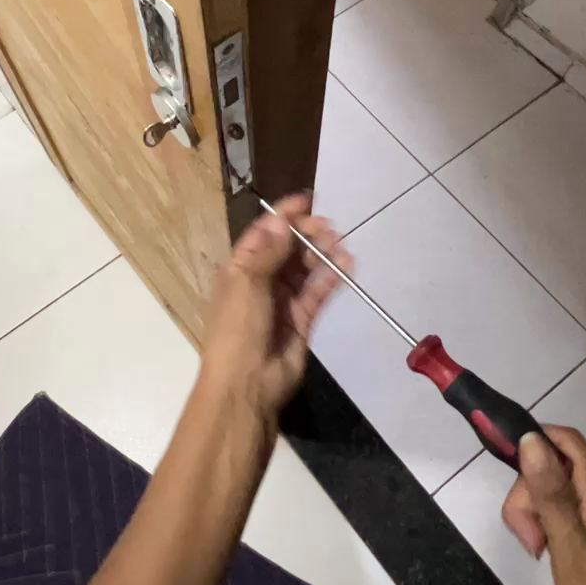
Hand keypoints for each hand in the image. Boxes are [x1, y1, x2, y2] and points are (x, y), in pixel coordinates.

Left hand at [197, 194, 346, 422]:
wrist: (247, 384)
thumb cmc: (238, 330)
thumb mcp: (247, 285)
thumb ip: (269, 253)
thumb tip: (283, 222)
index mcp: (239, 269)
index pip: (262, 234)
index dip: (283, 216)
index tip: (308, 200)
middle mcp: (260, 281)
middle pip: (286, 248)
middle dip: (306, 233)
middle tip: (328, 225)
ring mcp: (282, 300)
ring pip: (304, 268)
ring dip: (321, 252)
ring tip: (340, 240)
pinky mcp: (302, 319)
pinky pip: (318, 292)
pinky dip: (331, 278)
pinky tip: (347, 263)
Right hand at [503, 427, 585, 584]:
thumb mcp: (570, 554)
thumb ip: (551, 495)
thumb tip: (531, 438)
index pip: (569, 442)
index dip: (535, 443)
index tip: (506, 469)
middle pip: (564, 469)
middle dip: (533, 492)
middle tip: (526, 538)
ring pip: (570, 494)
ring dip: (544, 513)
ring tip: (539, 553)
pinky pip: (583, 516)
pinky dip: (560, 528)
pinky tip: (554, 557)